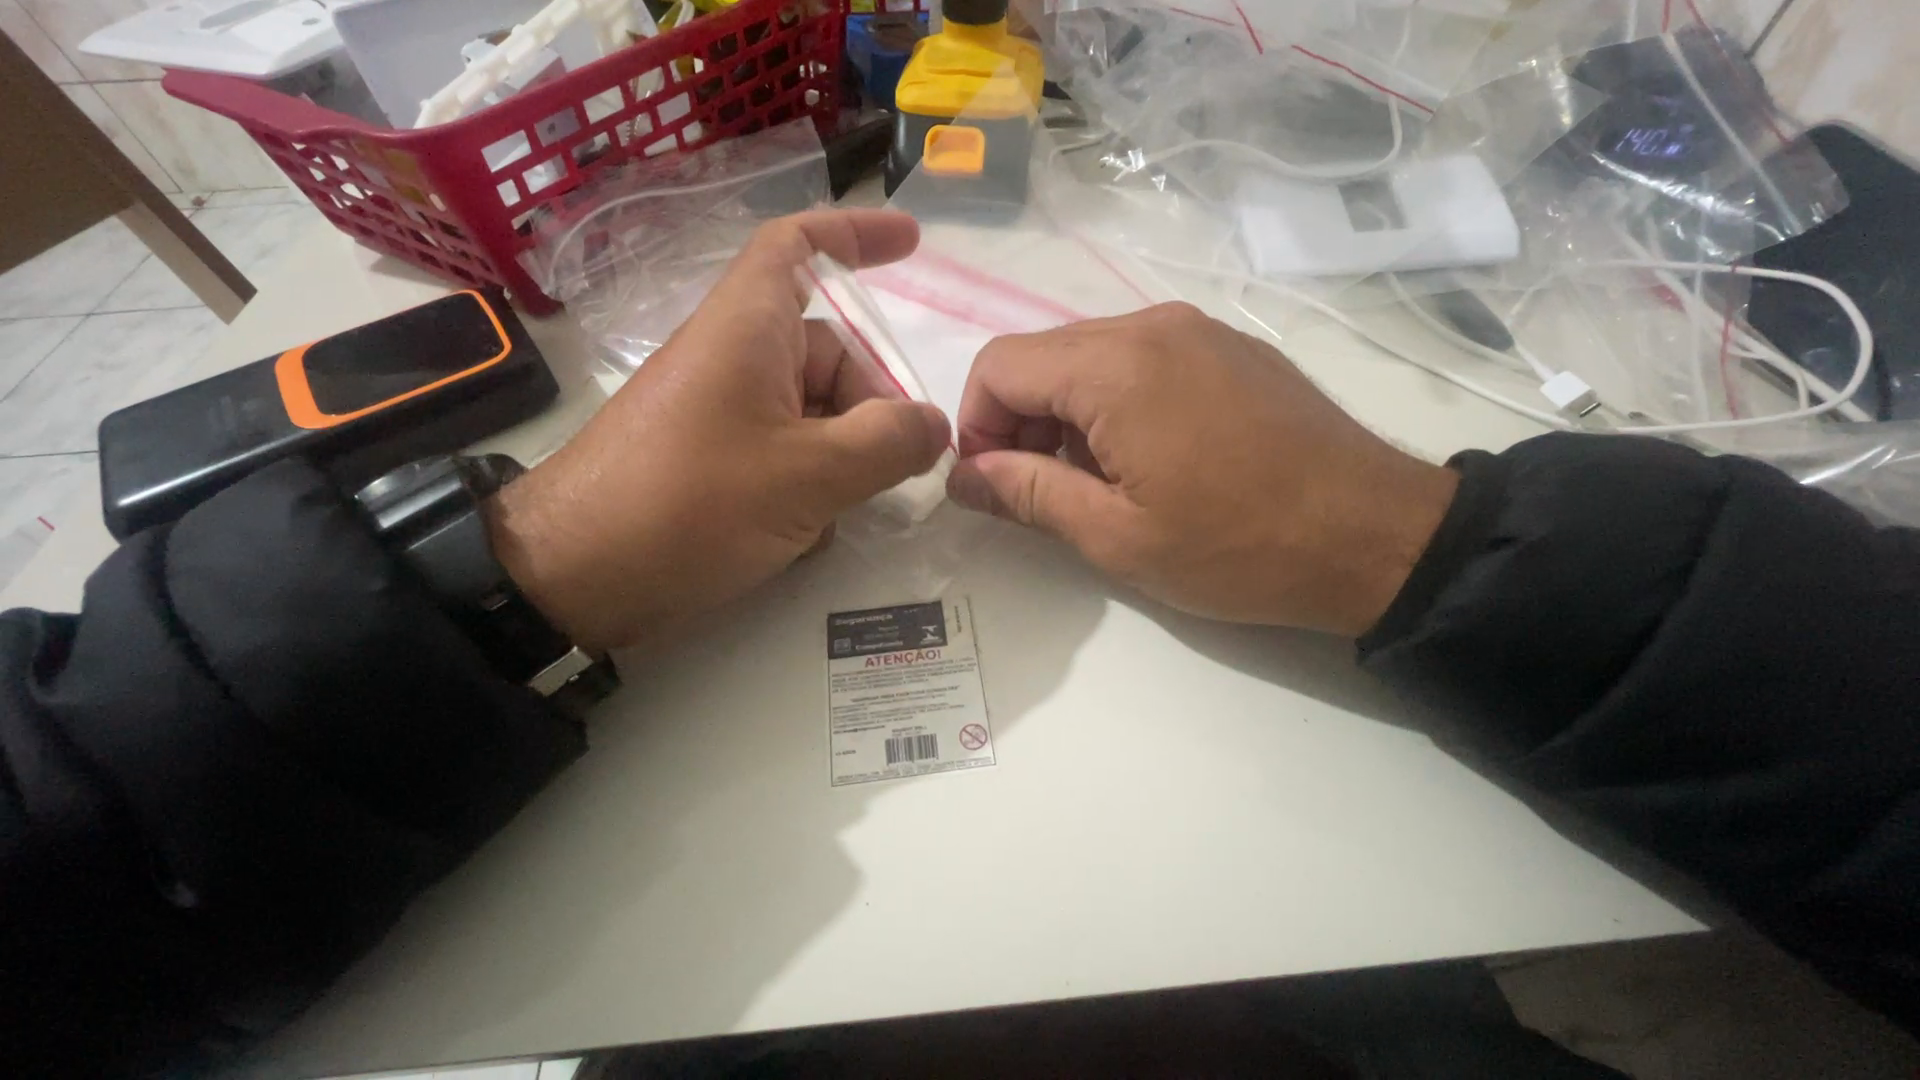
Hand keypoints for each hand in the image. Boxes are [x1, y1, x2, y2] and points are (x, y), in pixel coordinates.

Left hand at [486, 209, 949, 650]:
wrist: (573, 577)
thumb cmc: (688, 504)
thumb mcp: (807, 476)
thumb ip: (886, 444)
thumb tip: (934, 427)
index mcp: (749, 328)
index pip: (801, 248)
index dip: (856, 233)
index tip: (911, 242)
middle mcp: (736, 359)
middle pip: (830, 353)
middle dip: (873, 403)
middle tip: (899, 462)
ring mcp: (724, 414)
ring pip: (814, 413)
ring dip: (846, 455)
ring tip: (846, 508)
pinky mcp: (714, 461)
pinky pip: (786, 452)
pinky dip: (812, 483)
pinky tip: (810, 531)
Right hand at [946, 302, 1457, 636]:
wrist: (1375, 537)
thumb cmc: (1238, 547)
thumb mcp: (1115, 536)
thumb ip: (1026, 494)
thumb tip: (963, 476)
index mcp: (1114, 366)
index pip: (998, 366)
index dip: (977, 426)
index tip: (997, 484)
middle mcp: (1151, 325)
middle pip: (1042, 356)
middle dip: (1021, 422)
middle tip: (1046, 492)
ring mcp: (1197, 330)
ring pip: (1089, 357)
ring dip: (1068, 415)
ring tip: (1100, 483)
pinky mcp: (1229, 348)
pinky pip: (1141, 360)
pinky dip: (1116, 403)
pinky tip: (1151, 460)